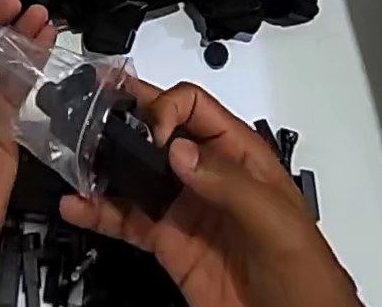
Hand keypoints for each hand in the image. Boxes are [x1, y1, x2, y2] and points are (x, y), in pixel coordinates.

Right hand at [59, 80, 360, 306]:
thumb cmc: (307, 277)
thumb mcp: (276, 221)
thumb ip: (228, 182)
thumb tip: (178, 149)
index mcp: (235, 152)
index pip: (190, 105)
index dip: (166, 109)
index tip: (154, 136)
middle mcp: (203, 171)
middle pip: (156, 128)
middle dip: (123, 115)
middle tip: (90, 107)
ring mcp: (182, 206)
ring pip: (134, 171)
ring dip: (103, 162)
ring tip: (73, 156)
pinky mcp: (167, 242)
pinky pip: (127, 219)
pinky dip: (99, 211)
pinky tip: (78, 206)